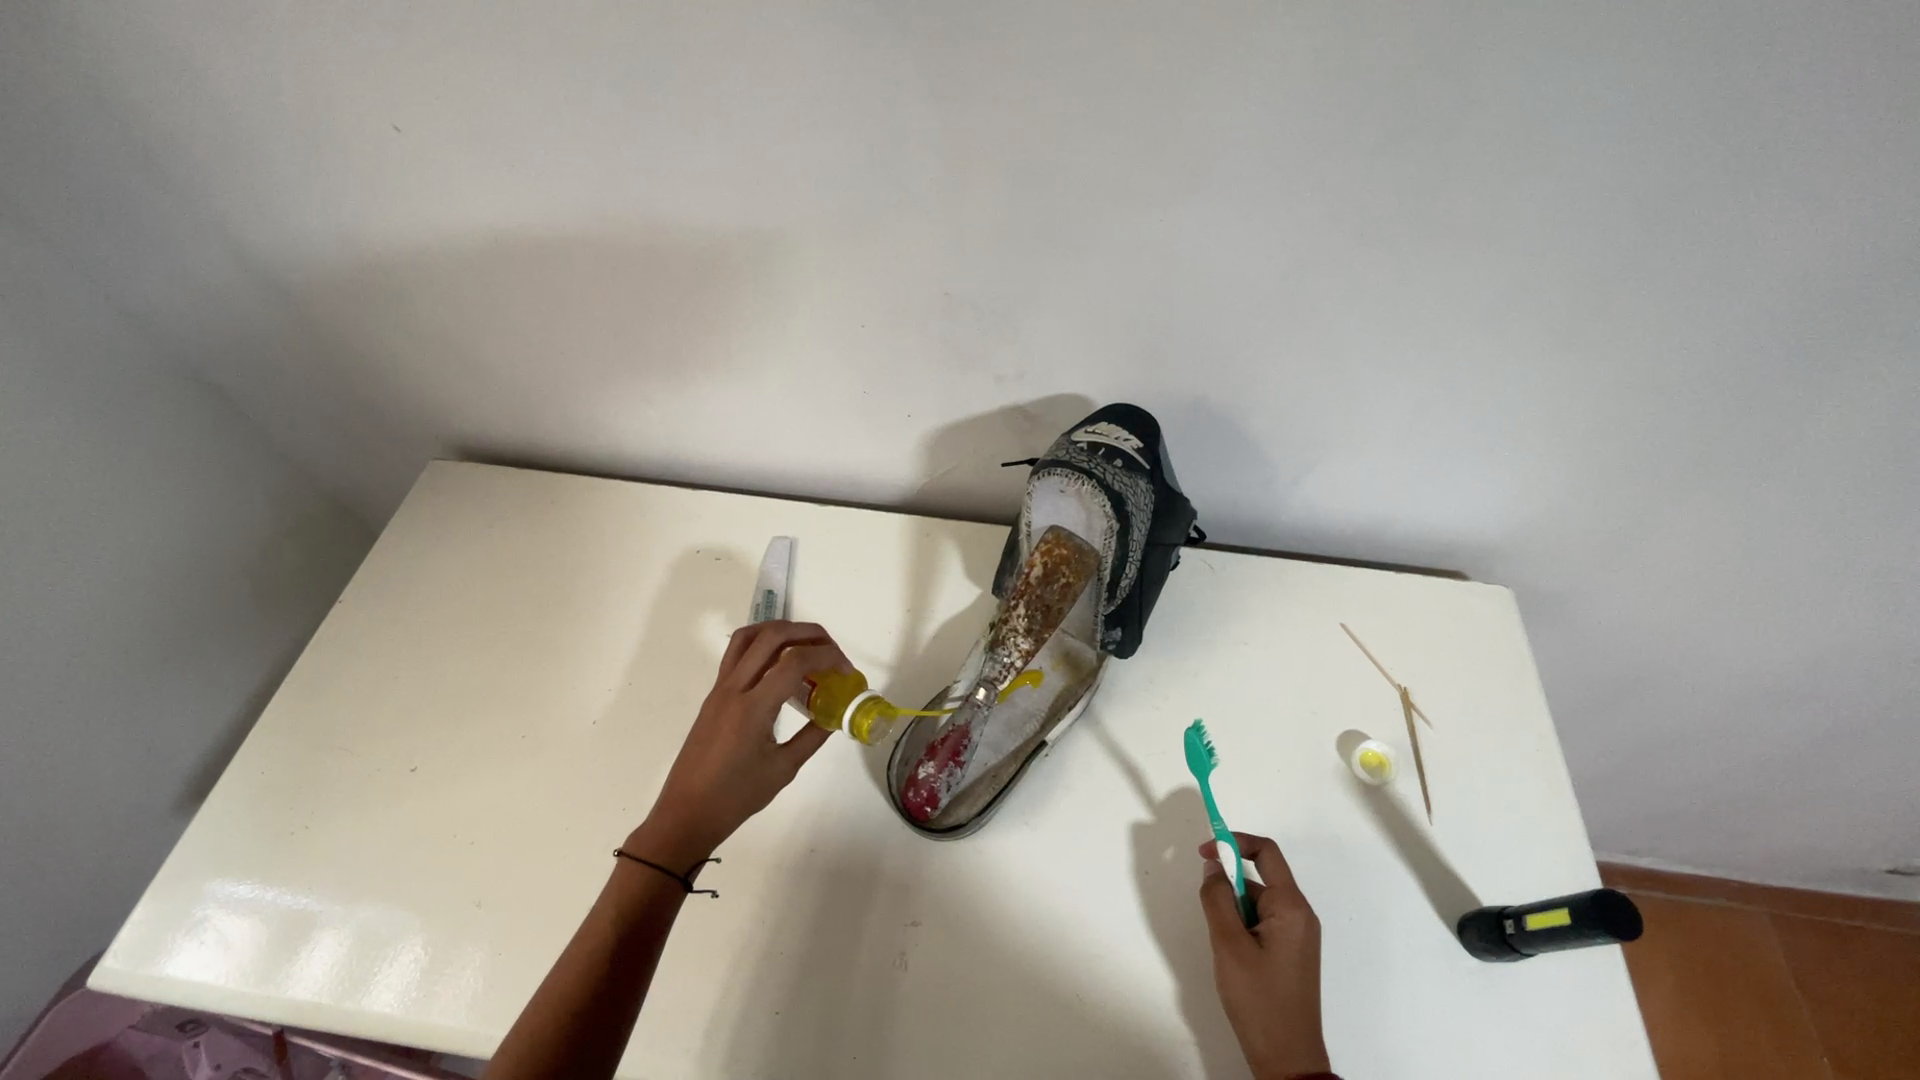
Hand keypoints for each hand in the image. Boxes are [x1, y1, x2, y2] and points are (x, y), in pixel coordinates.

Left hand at [628, 621, 851, 868]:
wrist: (687, 813)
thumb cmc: (736, 797)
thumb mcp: (784, 768)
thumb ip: (812, 736)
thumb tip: (835, 715)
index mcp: (752, 708)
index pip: (795, 662)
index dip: (827, 657)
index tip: (847, 671)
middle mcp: (733, 689)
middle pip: (772, 636)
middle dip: (809, 633)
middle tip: (832, 651)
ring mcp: (720, 689)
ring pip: (748, 637)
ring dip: (781, 631)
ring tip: (807, 647)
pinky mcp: (714, 695)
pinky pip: (737, 654)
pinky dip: (763, 646)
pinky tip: (781, 666)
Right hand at [1199, 832, 1331, 1079]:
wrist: (1287, 1057)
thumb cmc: (1258, 998)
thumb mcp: (1228, 944)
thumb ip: (1217, 898)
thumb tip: (1213, 865)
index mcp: (1292, 907)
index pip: (1266, 852)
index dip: (1233, 842)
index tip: (1203, 852)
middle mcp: (1300, 915)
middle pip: (1260, 878)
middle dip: (1229, 885)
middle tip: (1211, 915)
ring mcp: (1297, 936)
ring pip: (1258, 902)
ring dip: (1233, 910)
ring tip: (1224, 947)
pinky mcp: (1290, 953)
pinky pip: (1262, 922)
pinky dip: (1241, 926)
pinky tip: (1233, 956)